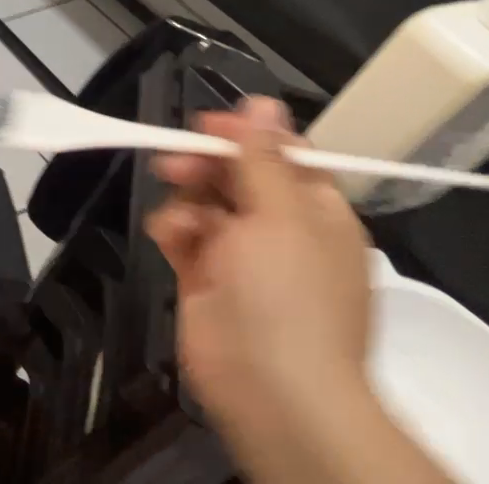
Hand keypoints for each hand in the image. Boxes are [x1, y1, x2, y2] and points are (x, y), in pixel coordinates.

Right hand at [147, 97, 375, 470]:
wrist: (269, 385)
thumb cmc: (288, 295)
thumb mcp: (282, 215)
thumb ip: (263, 157)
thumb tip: (264, 103)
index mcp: (316, 212)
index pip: (281, 156)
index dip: (244, 136)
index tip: (205, 126)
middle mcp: (280, 229)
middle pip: (233, 175)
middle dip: (202, 167)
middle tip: (175, 166)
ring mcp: (241, 255)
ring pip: (200, 201)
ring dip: (184, 202)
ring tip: (180, 221)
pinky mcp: (203, 275)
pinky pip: (181, 234)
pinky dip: (172, 231)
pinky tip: (172, 239)